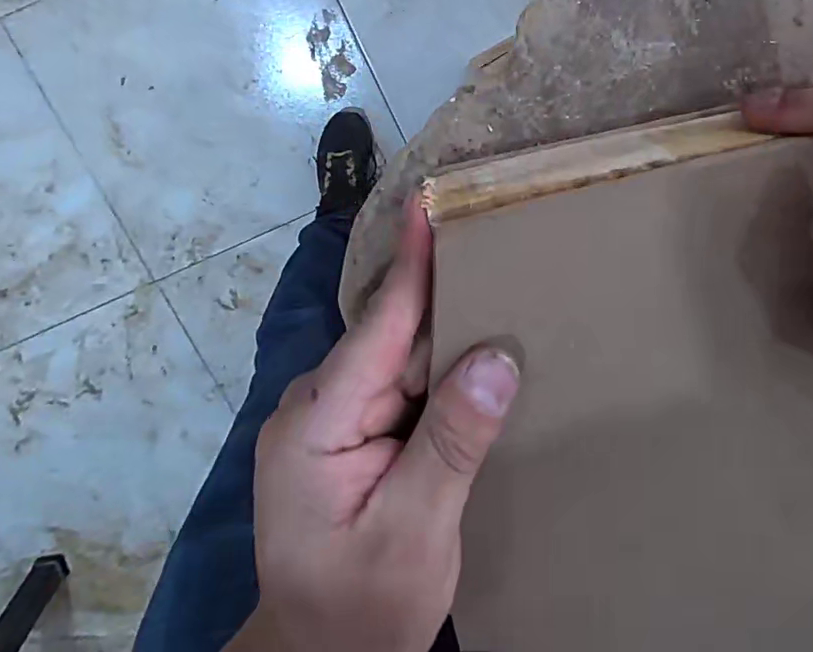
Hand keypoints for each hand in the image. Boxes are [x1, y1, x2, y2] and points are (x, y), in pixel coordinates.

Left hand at [233, 203, 522, 651]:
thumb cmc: (360, 610)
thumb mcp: (414, 534)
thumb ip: (452, 443)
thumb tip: (496, 358)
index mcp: (316, 419)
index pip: (377, 326)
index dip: (410, 264)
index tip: (426, 204)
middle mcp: (317, 403)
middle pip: (391, 336)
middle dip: (440, 293)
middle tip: (489, 242)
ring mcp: (330, 417)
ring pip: (398, 358)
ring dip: (443, 331)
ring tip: (494, 286)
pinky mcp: (347, 432)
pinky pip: (398, 384)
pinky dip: (434, 369)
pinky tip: (470, 350)